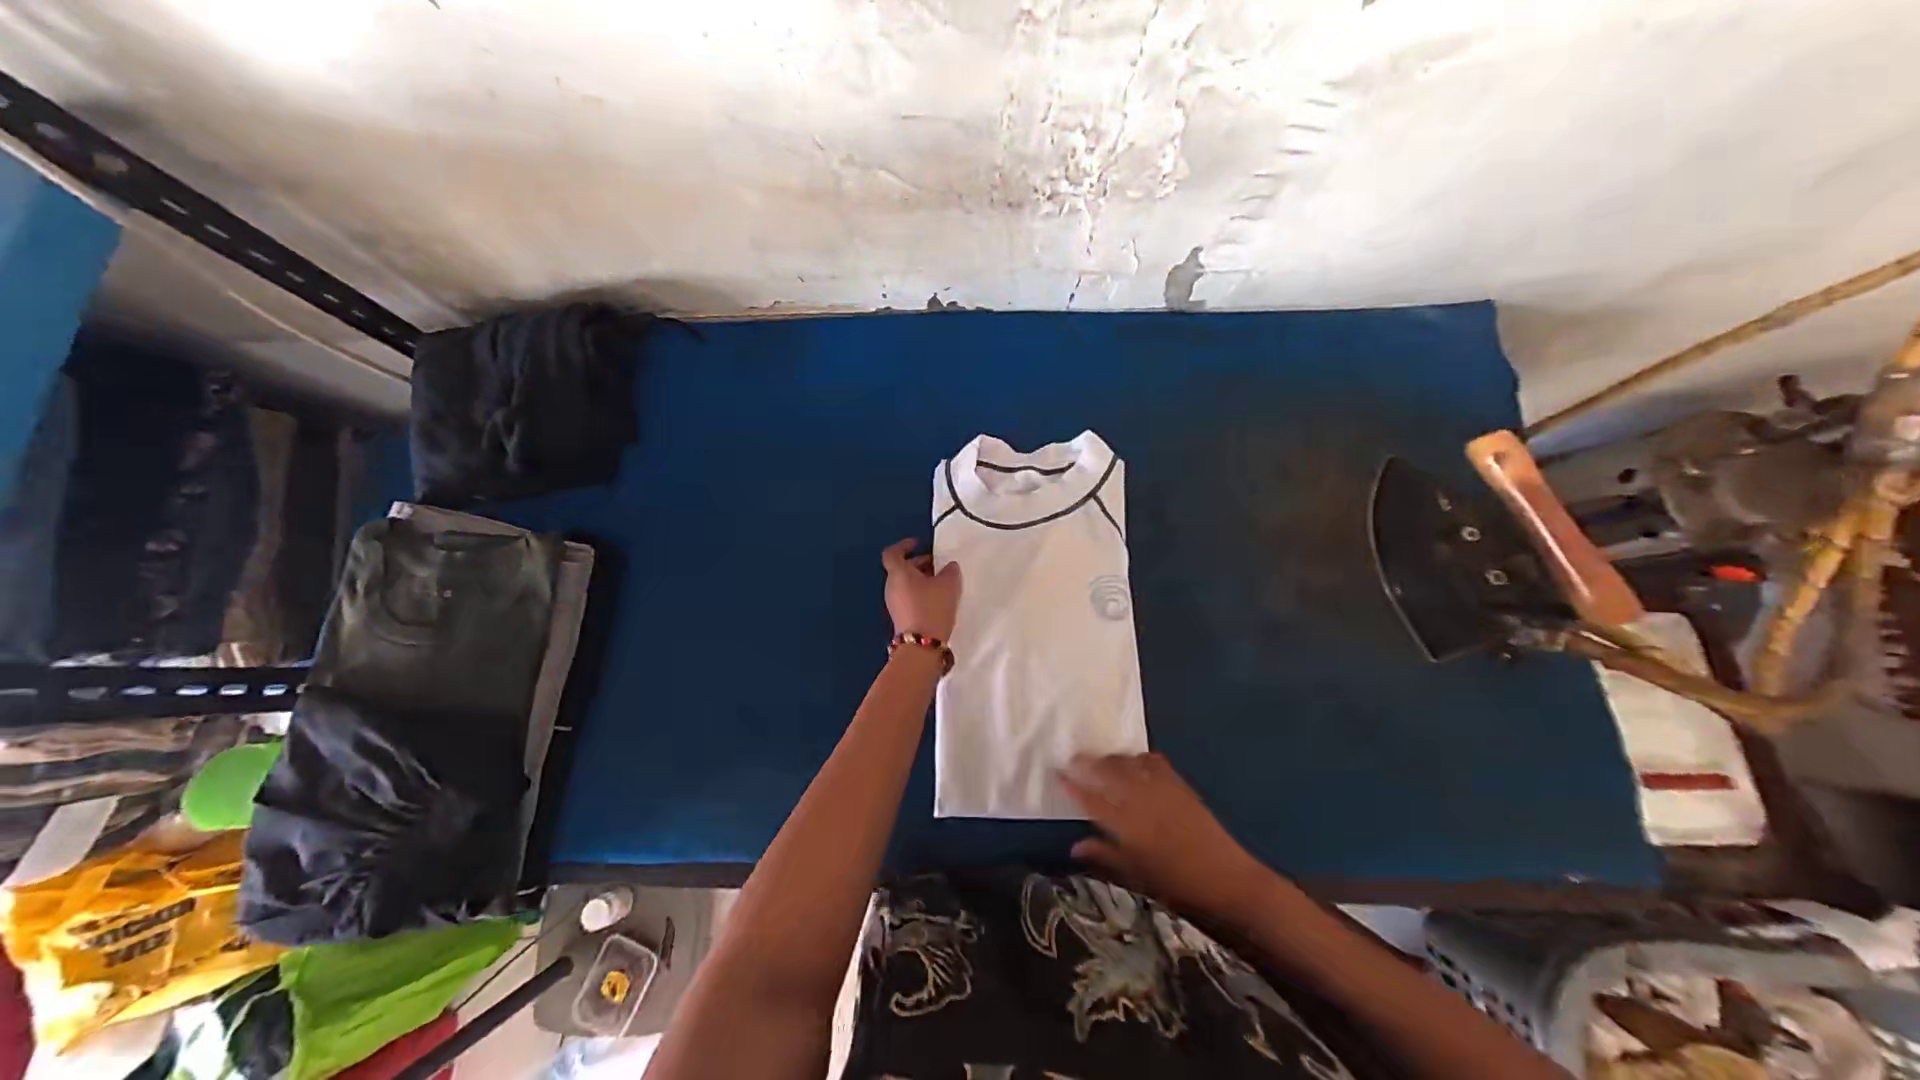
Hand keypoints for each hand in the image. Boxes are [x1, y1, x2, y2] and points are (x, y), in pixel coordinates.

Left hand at [881, 538, 960, 639]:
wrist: (922, 645)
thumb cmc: (932, 607)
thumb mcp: (948, 584)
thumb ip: (950, 571)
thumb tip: (949, 566)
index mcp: (898, 573)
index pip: (892, 552)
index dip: (904, 545)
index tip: (918, 544)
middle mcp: (891, 586)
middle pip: (901, 568)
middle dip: (918, 564)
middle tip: (937, 564)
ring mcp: (893, 603)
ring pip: (905, 584)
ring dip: (921, 579)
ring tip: (941, 582)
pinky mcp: (900, 617)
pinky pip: (908, 597)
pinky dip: (920, 593)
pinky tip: (936, 599)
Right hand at [1060, 752, 1275, 922]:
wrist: (1228, 879)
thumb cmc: (1177, 884)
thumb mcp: (1136, 877)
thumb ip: (1105, 857)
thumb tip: (1075, 847)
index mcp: (1127, 826)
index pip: (1091, 799)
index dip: (1073, 785)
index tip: (1058, 773)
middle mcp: (1141, 801)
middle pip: (1108, 772)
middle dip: (1088, 762)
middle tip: (1073, 758)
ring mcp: (1162, 790)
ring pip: (1129, 763)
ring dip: (1111, 758)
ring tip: (1100, 758)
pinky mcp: (1180, 785)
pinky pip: (1154, 762)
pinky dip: (1140, 758)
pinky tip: (1135, 761)